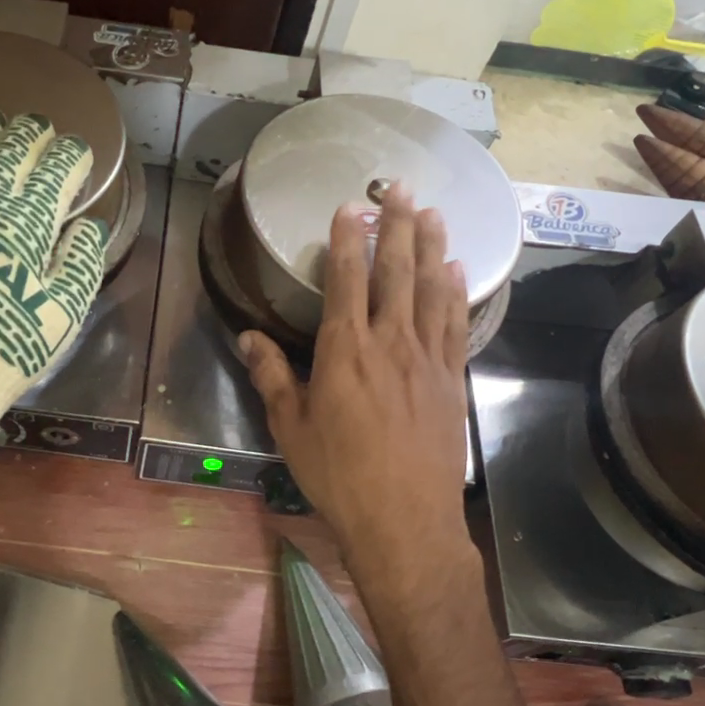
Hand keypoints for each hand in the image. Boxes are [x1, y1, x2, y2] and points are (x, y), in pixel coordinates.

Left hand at [0, 100, 108, 473]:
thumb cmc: (0, 353)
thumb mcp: (61, 319)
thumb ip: (80, 265)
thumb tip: (89, 224)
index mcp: (30, 228)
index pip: (57, 171)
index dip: (70, 157)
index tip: (75, 156)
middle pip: (12, 149)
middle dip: (30, 133)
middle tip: (35, 129)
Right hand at [240, 181, 470, 561]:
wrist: (404, 519)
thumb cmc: (338, 474)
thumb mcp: (290, 427)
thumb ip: (271, 376)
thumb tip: (247, 337)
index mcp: (344, 351)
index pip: (344, 280)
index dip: (346, 239)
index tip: (349, 205)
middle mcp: (389, 342)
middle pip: (395, 272)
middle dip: (397, 225)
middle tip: (401, 186)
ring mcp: (426, 359)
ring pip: (432, 289)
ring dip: (432, 247)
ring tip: (433, 212)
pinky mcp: (451, 379)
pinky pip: (455, 323)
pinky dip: (457, 292)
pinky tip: (457, 271)